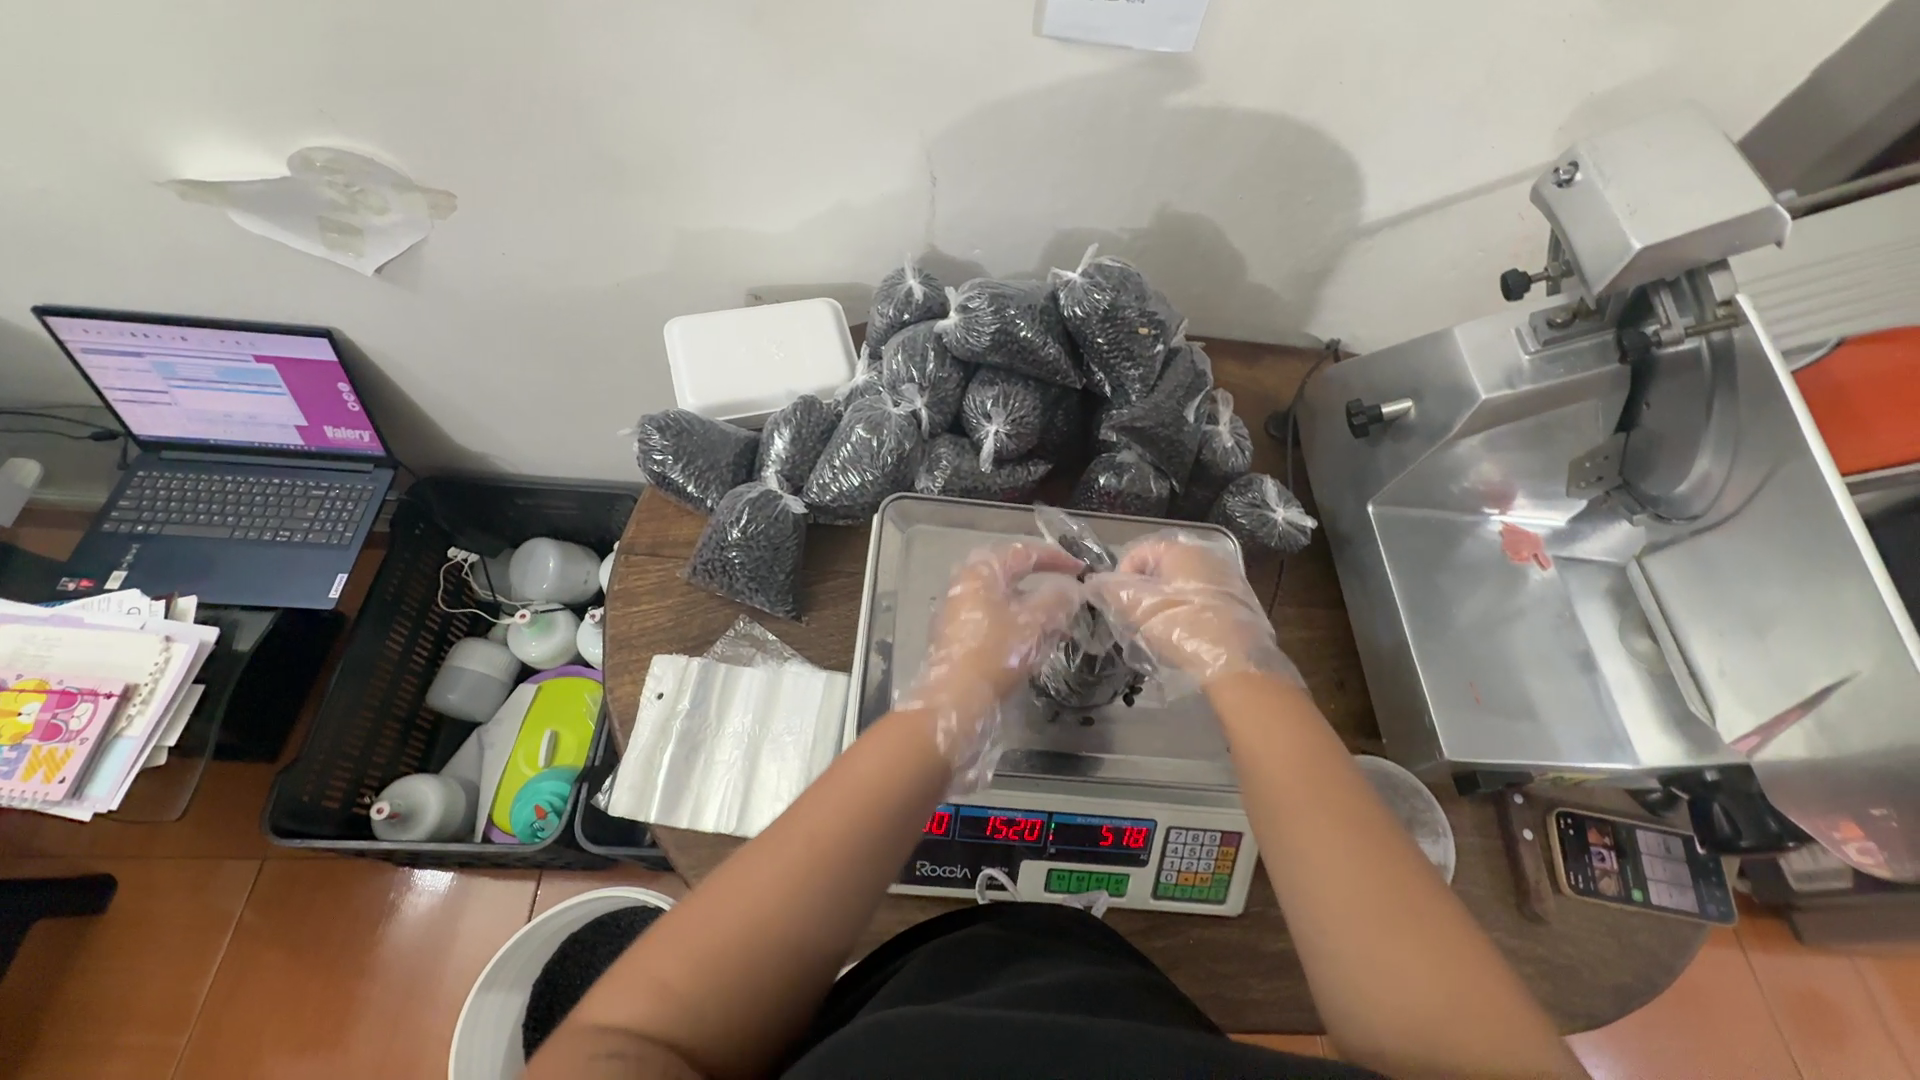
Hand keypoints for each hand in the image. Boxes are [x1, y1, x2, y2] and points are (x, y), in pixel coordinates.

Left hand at [898, 541, 1082, 790]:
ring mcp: (958, 612)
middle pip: (1010, 574)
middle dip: (1042, 582)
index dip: (1056, 558)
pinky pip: (995, 620)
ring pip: (1003, 600)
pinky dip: (1018, 624)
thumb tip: (1071, 589)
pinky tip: (1035, 642)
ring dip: (1032, 607)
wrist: (954, 701)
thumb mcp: (1034, 624)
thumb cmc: (995, 654)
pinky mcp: (958, 638)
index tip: (1082, 569)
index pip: (1023, 552)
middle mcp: (964, 585)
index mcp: (980, 572)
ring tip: (1059, 622)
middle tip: (1067, 591)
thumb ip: (1057, 600)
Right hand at [1083, 529, 1300, 686]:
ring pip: (1182, 586)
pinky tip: (1185, 636)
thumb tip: (1094, 582)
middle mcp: (1207, 556)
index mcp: (1181, 550)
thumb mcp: (1137, 607)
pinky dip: (1188, 613)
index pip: (1137, 552)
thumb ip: (1110, 589)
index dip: (1120, 576)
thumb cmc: (1181, 626)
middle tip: (1134, 619)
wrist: (1236, 662)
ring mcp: (1228, 579)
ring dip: (1164, 603)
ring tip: (1159, 630)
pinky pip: (1203, 601)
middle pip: (1161, 569)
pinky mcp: (1241, 603)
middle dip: (1143, 591)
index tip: (1118, 604)